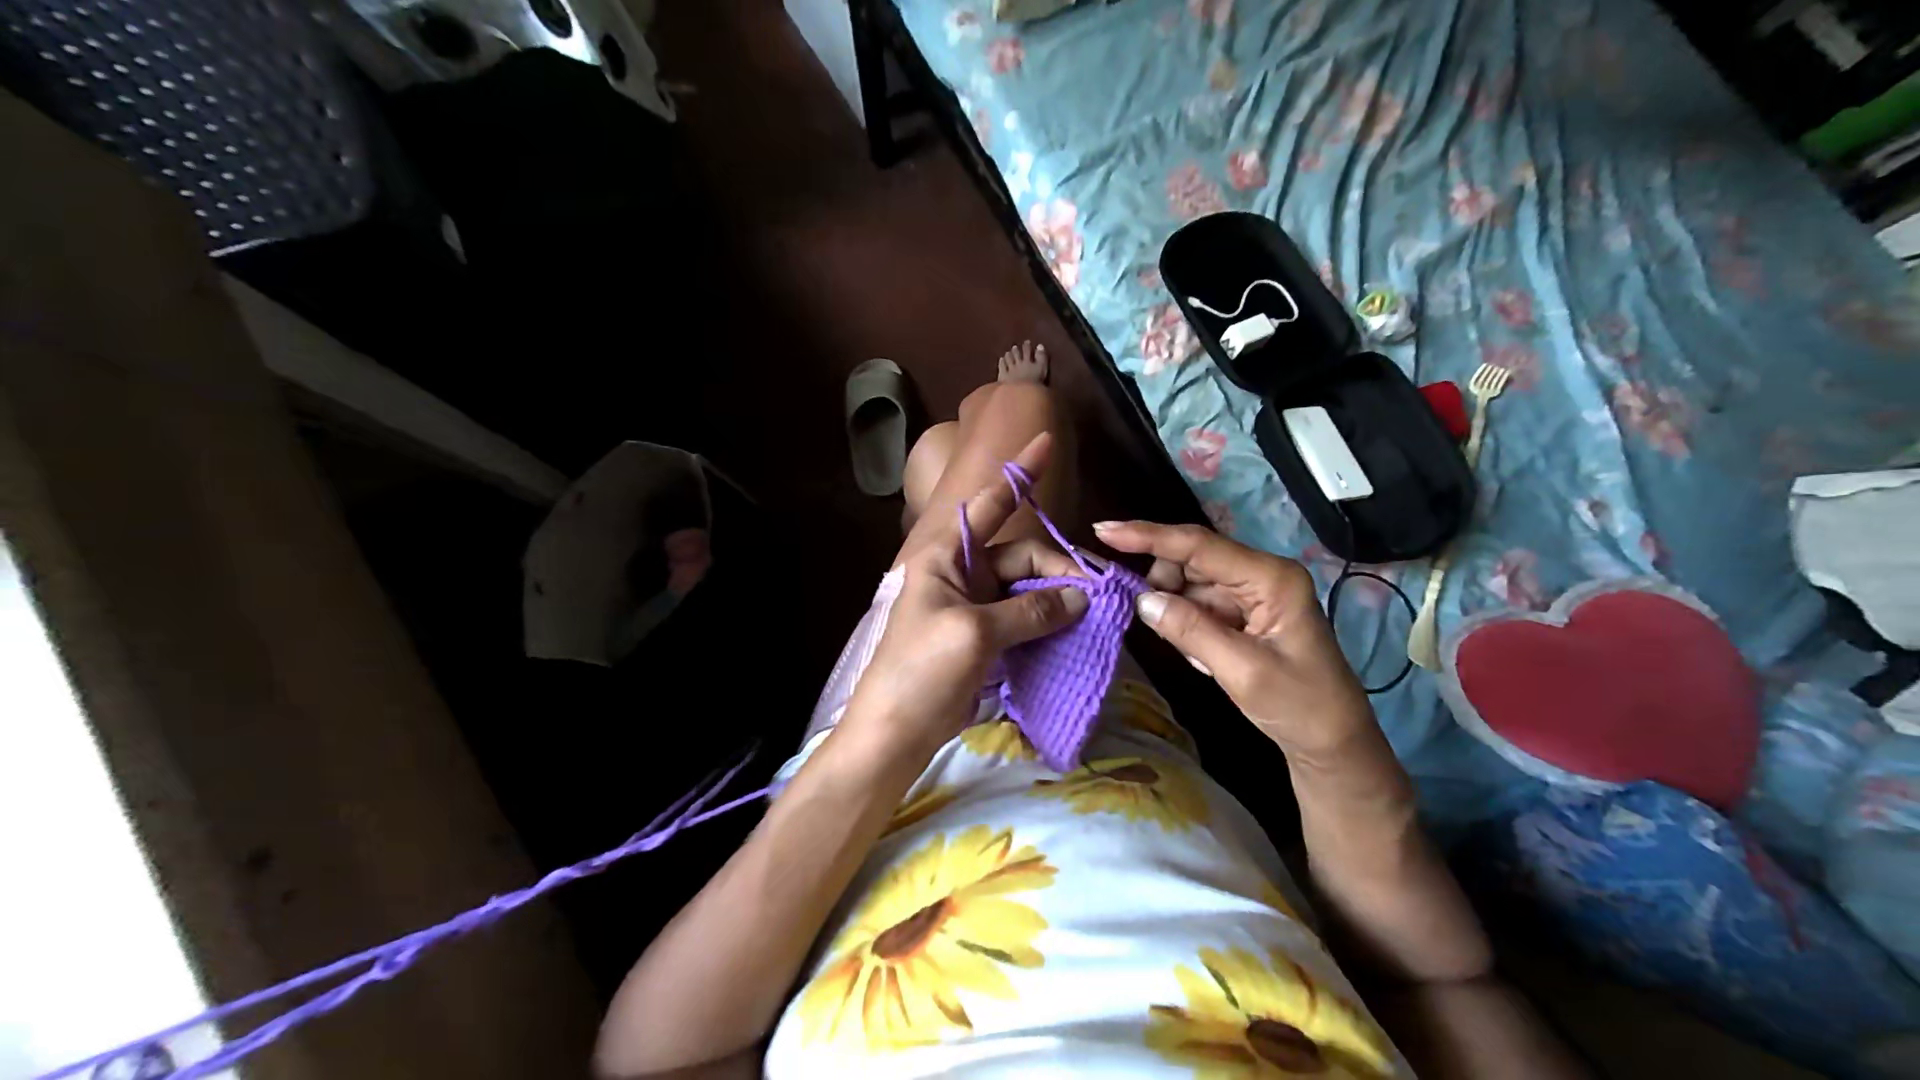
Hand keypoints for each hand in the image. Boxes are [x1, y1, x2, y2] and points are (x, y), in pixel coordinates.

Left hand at [838, 434, 1088, 764]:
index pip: (990, 504)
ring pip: (1026, 589)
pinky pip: (1023, 618)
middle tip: (1095, 598)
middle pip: (1021, 556)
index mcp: (946, 556)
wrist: (893, 734)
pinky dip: (1047, 622)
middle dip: (1058, 570)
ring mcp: (972, 606)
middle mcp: (960, 573)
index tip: (1048, 441)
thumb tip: (1082, 596)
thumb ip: (1030, 610)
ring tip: (1093, 615)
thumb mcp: (975, 634)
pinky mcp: (983, 637)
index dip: (1020, 473)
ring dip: (1057, 599)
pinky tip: (1073, 632)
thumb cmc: (921, 671)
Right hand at [1093, 520, 1372, 763]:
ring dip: (1175, 611)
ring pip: (1188, 583)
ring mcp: (1251, 593)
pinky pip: (1197, 605)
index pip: (1198, 545)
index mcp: (1270, 578)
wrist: (1332, 743)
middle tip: (1151, 620)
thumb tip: (1142, 600)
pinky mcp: (1242, 612)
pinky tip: (1204, 657)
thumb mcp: (1243, 672)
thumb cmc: (1300, 706)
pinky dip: (1186, 626)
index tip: (1103, 530)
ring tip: (1195, 654)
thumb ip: (1191, 631)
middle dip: (1162, 584)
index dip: (1148, 536)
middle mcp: (1260, 574)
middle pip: (1189, 560)